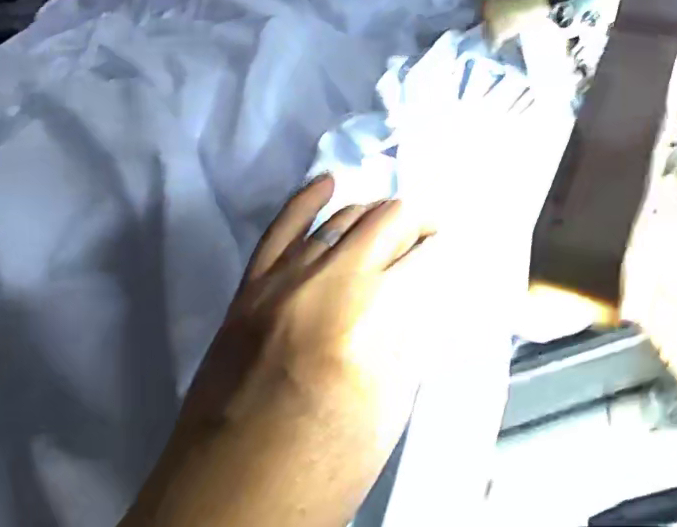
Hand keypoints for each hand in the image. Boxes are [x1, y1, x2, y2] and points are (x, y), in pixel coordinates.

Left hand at [125, 176, 452, 526]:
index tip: (453, 251)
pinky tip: (328, 183)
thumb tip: (423, 293)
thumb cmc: (319, 473)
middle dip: (416, 223)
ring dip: (374, 215)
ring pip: (339, 221)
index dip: (442, 251)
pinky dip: (306, 201)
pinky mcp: (247, 292)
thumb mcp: (387, 411)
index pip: (420, 259)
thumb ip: (408, 340)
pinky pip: (279, 229)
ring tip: (395, 223)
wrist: (222, 510)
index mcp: (366, 321)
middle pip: (384, 224)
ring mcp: (279, 283)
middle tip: (431, 237)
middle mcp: (324, 285)